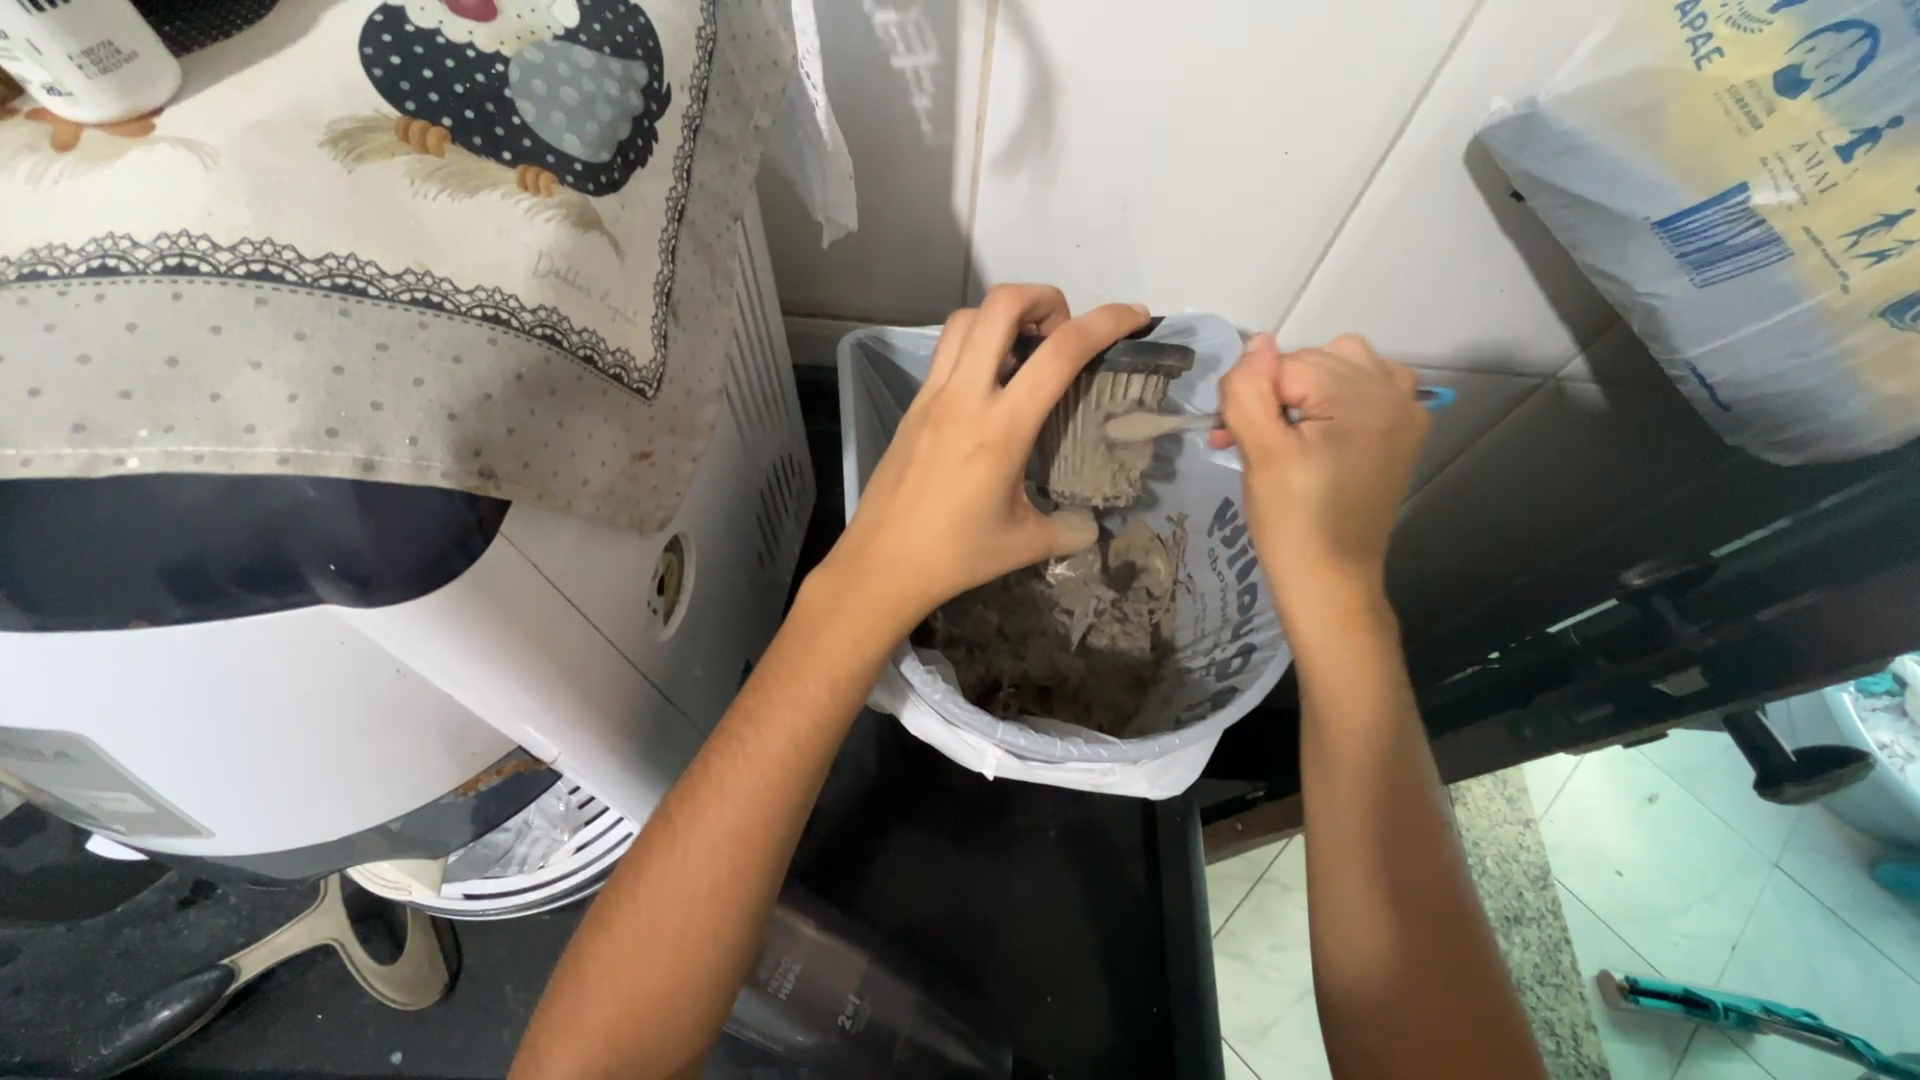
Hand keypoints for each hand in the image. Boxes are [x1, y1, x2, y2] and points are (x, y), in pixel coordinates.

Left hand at [810, 285, 1150, 639]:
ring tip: (1028, 349)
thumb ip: (1070, 528)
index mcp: (1000, 430)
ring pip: (966, 319)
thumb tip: (1092, 524)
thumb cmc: (955, 556)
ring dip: (1004, 315)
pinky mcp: (913, 406)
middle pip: (1001, 305)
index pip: (1060, 354)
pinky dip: (977, 343)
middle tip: (1063, 333)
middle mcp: (964, 398)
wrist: (880, 565)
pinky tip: (992, 384)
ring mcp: (932, 397)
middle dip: (1046, 298)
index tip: (1135, 315)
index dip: (1106, 322)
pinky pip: (946, 351)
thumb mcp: (1025, 545)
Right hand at [1212, 333, 1428, 608]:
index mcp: (1361, 396)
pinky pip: (1369, 388)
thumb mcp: (1259, 453)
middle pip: (1315, 359)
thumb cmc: (1290, 522)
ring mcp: (1406, 413)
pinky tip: (1320, 432)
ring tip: (1285, 433)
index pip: (1285, 364)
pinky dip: (1339, 398)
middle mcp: (1395, 393)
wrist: (1331, 581)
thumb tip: (1256, 342)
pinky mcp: (1404, 433)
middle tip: (1248, 441)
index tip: (1228, 439)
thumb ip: (1249, 391)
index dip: (1251, 397)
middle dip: (1276, 392)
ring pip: (1343, 365)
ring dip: (1307, 389)